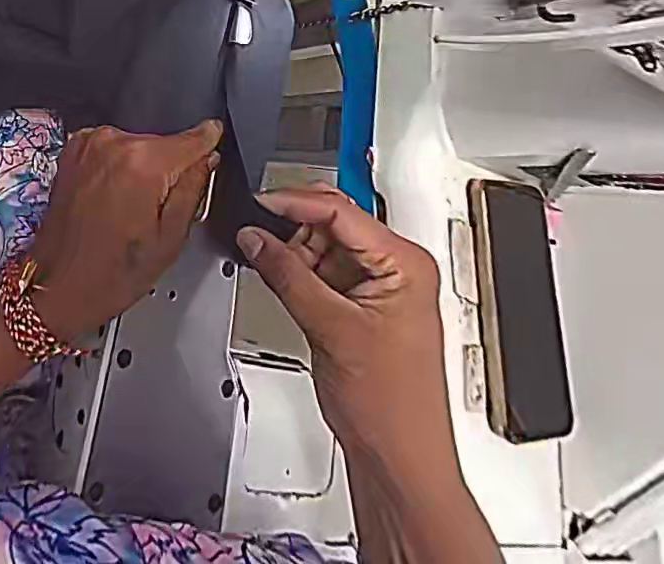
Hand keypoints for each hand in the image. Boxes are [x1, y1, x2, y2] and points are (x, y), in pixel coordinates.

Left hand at [28, 121, 221, 345]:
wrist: (56, 286)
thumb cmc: (109, 273)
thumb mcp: (170, 238)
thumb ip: (195, 188)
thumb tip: (207, 159)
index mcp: (142, 162)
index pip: (192, 138)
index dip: (209, 142)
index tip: (215, 140)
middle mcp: (113, 142)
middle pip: (165, 143)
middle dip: (173, 167)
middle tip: (163, 207)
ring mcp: (90, 143)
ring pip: (140, 145)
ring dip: (146, 167)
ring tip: (134, 208)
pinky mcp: (75, 149)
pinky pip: (115, 148)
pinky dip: (121, 165)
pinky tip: (115, 198)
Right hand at [237, 188, 451, 458]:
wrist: (398, 461)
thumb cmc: (393, 407)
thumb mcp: (330, 328)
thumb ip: (288, 275)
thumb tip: (258, 239)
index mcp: (405, 263)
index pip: (342, 212)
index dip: (296, 204)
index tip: (263, 203)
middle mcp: (397, 267)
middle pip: (335, 224)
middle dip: (296, 229)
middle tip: (260, 233)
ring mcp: (380, 285)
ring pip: (326, 246)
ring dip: (297, 253)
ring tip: (273, 266)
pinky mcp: (363, 303)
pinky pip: (325, 271)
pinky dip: (301, 273)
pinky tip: (286, 281)